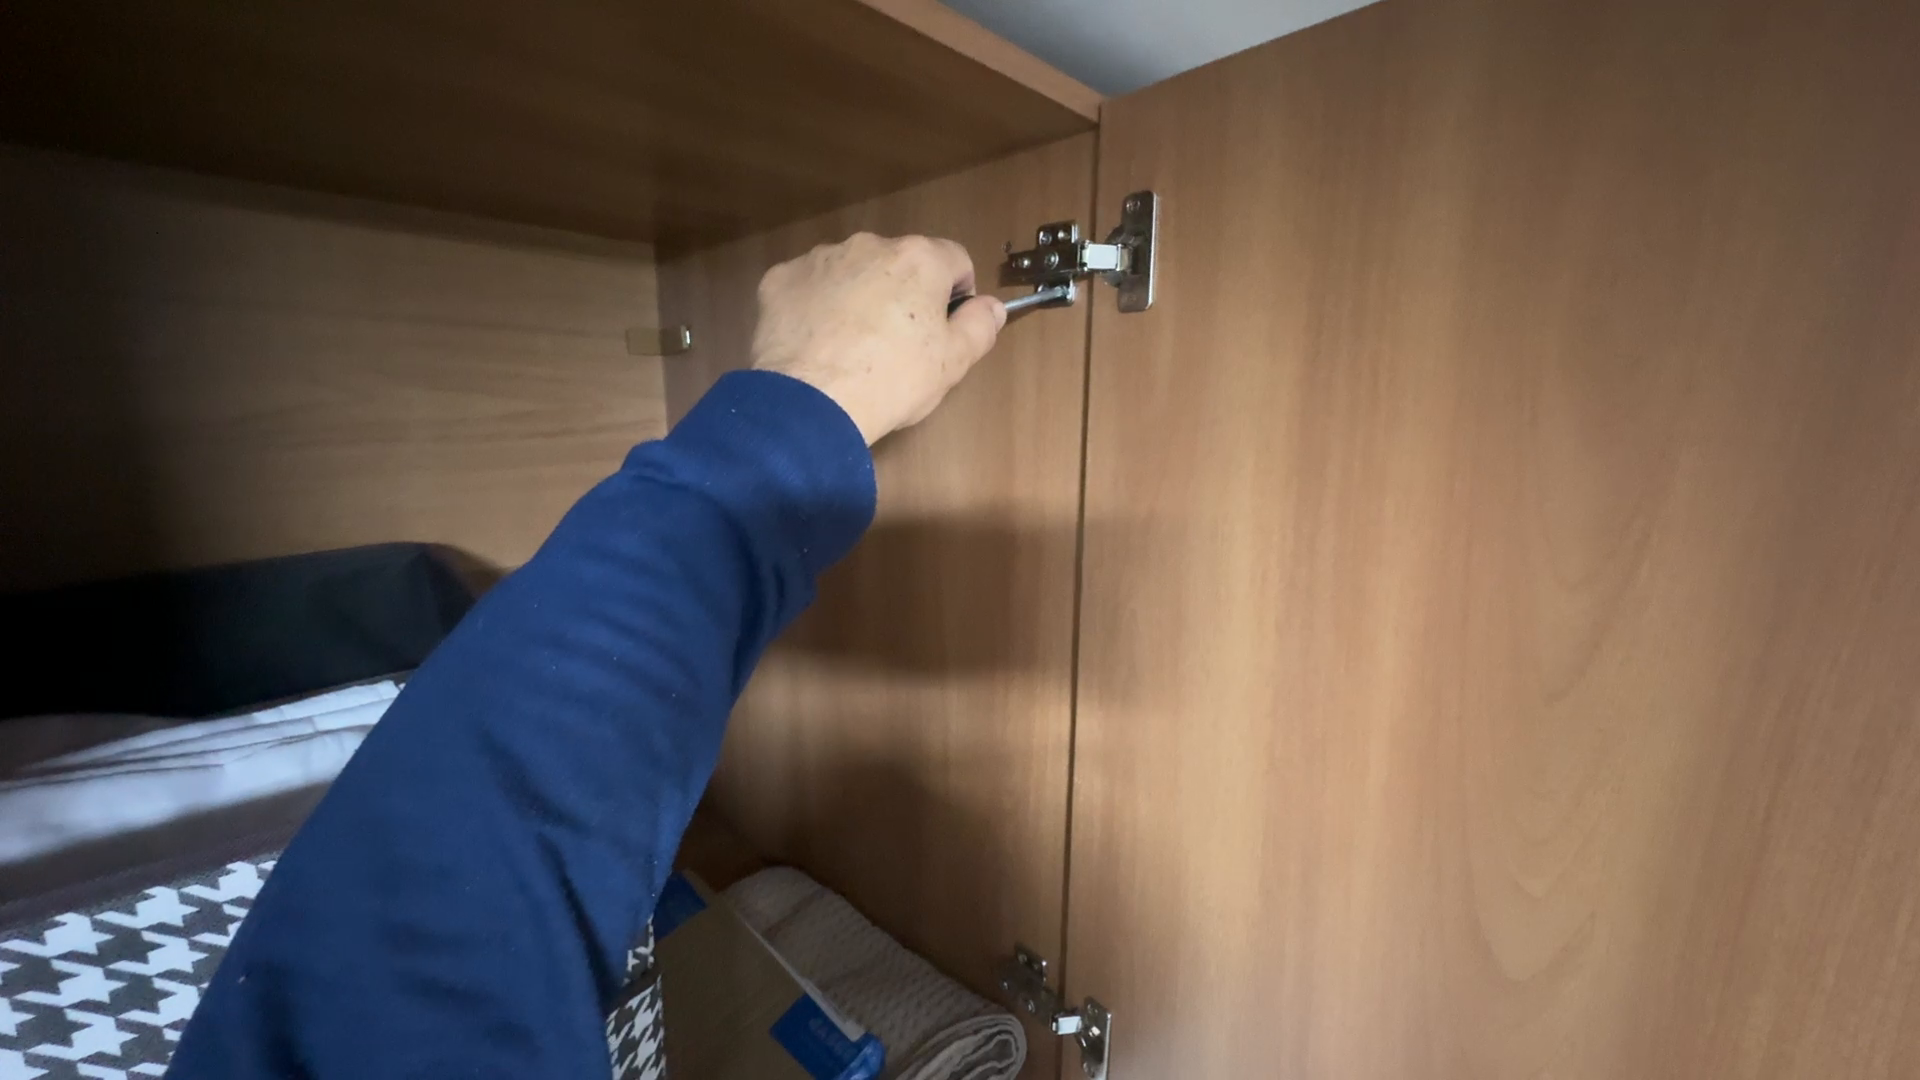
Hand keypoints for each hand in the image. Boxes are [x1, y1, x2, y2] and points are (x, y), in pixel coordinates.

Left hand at [750, 232, 1007, 445]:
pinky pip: (809, 288)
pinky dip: (817, 308)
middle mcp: (869, 244)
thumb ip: (980, 327)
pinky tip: (817, 345)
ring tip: (853, 348)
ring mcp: (820, 258)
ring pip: (852, 272)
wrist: (812, 402)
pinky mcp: (780, 280)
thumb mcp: (953, 363)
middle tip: (898, 346)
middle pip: (899, 264)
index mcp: (918, 259)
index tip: (946, 329)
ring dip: (859, 297)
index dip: (957, 294)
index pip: (954, 260)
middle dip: (904, 295)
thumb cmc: (893, 381)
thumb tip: (992, 306)